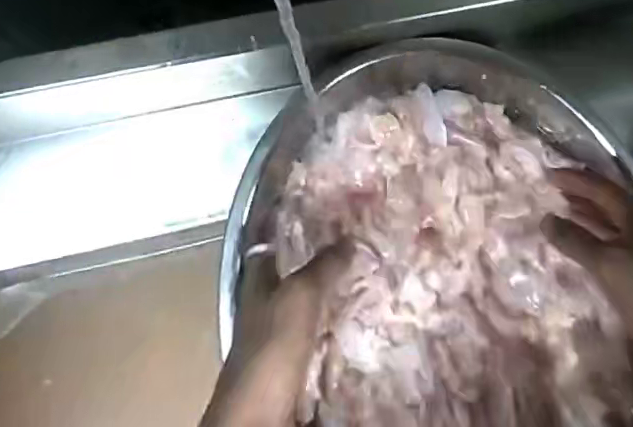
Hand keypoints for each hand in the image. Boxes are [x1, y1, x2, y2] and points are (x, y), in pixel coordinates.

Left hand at [201, 241, 352, 426]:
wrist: (260, 417)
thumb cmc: (272, 344)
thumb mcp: (300, 295)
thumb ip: (323, 266)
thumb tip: (350, 238)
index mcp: (259, 281)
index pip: (278, 246)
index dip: (301, 234)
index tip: (333, 224)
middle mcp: (267, 306)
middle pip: (299, 280)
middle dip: (328, 271)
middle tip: (364, 257)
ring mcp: (280, 341)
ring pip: (313, 315)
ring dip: (337, 308)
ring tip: (373, 293)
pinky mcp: (294, 372)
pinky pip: (322, 349)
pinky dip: (340, 343)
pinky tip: (364, 337)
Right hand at [546, 169, 632, 426]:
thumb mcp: (608, 267)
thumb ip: (575, 241)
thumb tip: (545, 218)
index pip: (601, 186)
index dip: (573, 178)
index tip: (546, 173)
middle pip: (609, 201)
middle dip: (580, 193)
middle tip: (551, 189)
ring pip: (614, 223)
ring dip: (588, 216)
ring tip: (562, 211)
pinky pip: (618, 243)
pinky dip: (598, 238)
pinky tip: (585, 246)